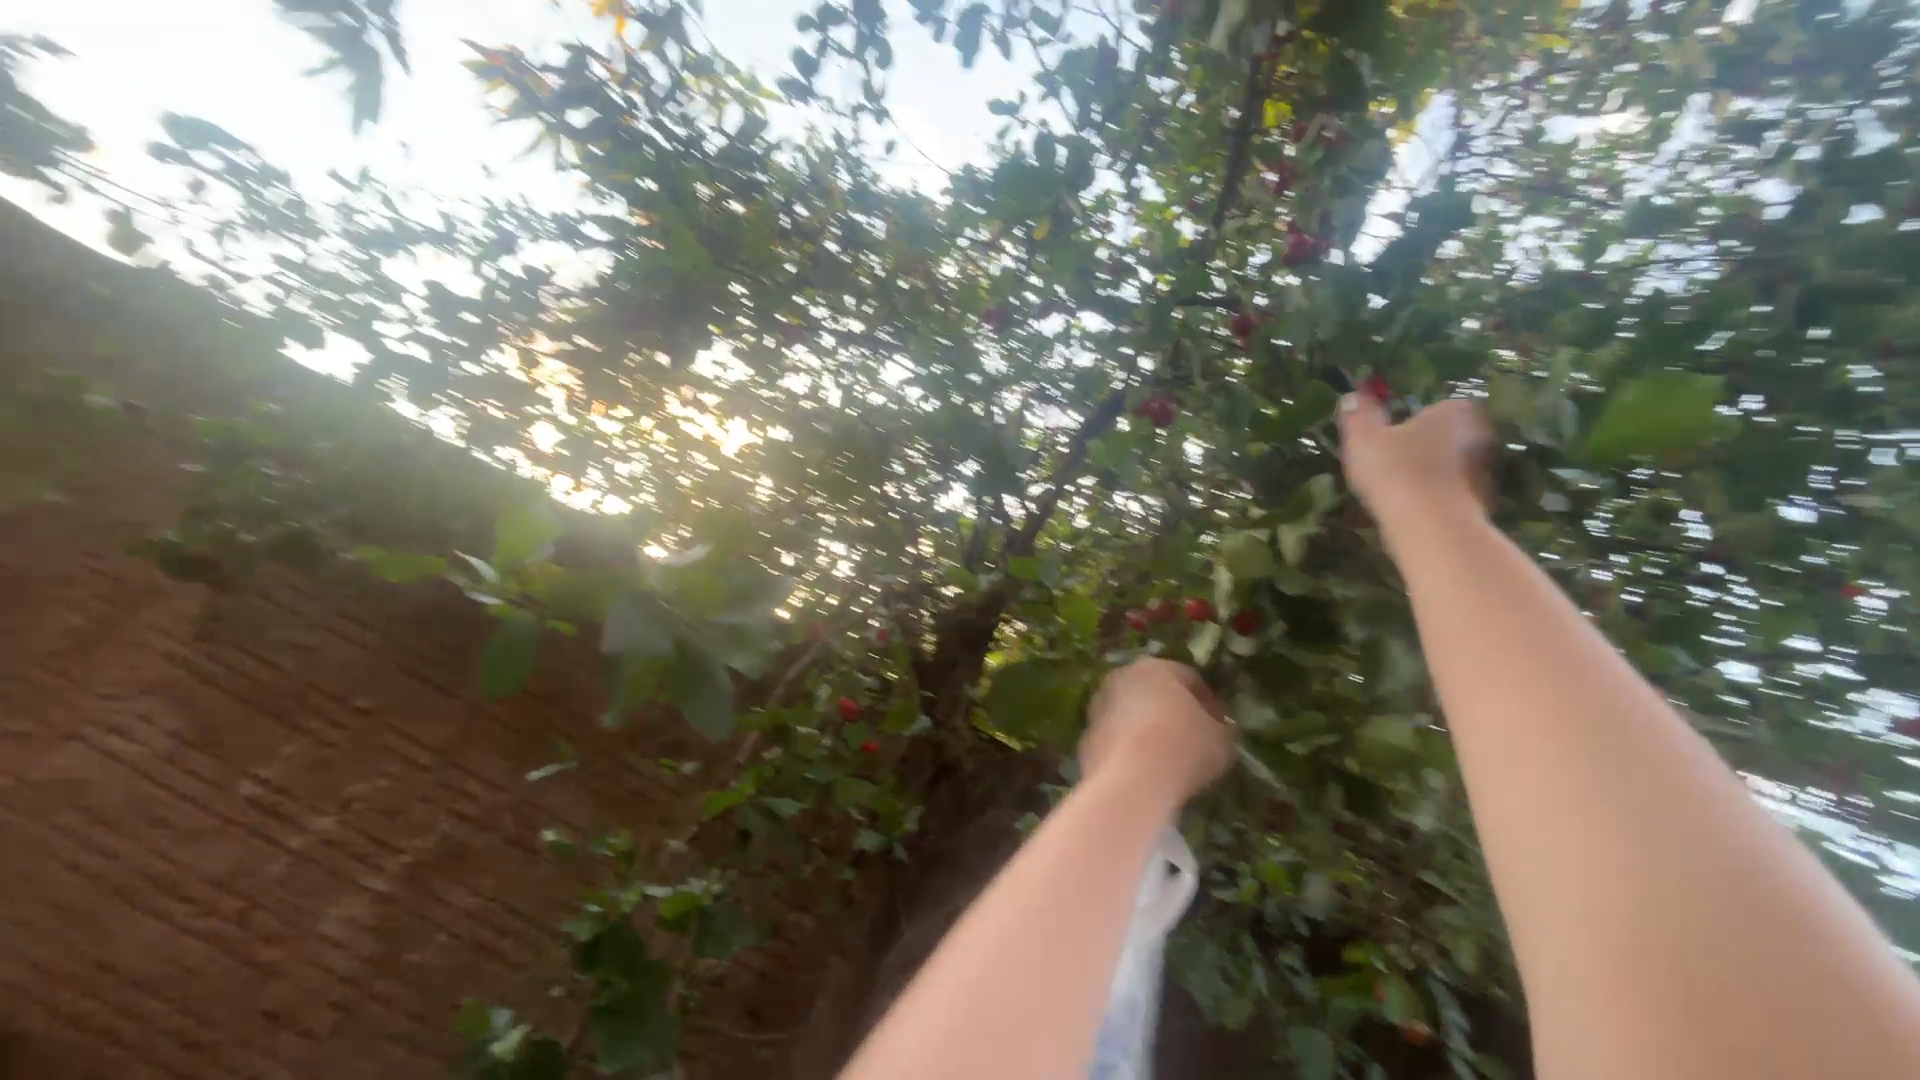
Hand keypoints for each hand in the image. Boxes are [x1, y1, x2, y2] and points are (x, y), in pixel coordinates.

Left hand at [1080, 658, 1232, 804]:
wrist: (1131, 781)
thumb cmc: (1184, 749)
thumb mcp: (1222, 741)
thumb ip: (1222, 729)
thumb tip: (1219, 728)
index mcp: (1157, 668)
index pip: (1189, 677)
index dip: (1208, 700)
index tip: (1219, 723)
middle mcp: (1122, 678)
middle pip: (1154, 691)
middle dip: (1172, 710)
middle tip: (1192, 736)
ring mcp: (1098, 706)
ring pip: (1129, 713)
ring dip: (1146, 728)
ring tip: (1166, 756)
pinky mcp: (1085, 736)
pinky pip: (1115, 737)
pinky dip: (1127, 748)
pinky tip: (1142, 769)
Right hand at [1337, 391, 1492, 544]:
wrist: (1431, 527)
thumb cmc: (1397, 471)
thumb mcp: (1364, 438)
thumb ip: (1359, 415)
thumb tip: (1352, 396)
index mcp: (1455, 410)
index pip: (1435, 406)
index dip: (1411, 419)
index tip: (1389, 435)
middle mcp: (1479, 434)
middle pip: (1446, 435)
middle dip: (1425, 445)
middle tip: (1393, 460)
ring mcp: (1485, 470)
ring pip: (1451, 465)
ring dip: (1431, 473)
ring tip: (1399, 488)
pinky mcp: (1481, 502)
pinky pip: (1452, 492)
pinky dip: (1436, 497)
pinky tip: (1412, 508)